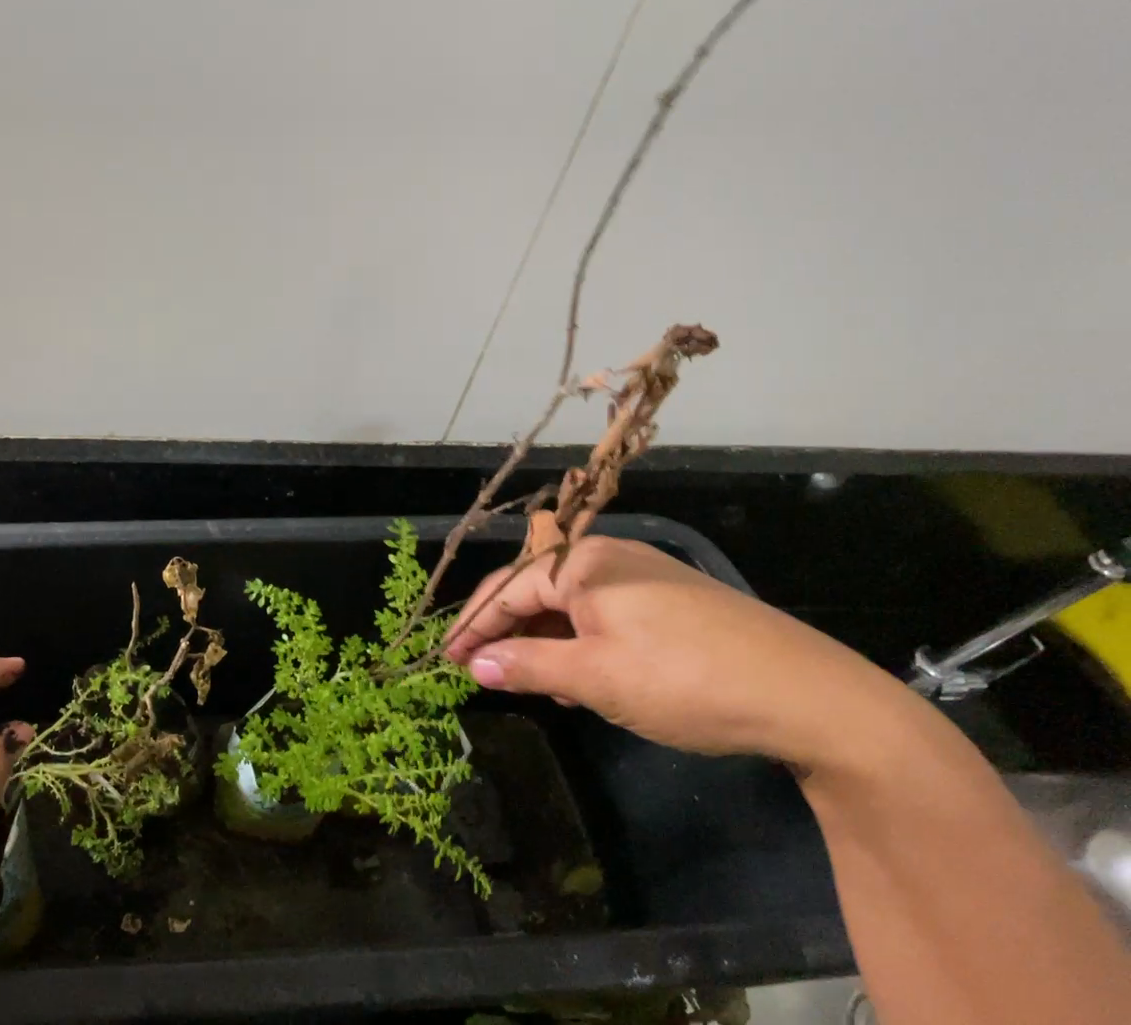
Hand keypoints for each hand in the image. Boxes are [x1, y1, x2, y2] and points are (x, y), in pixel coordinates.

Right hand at [444, 536, 919, 769]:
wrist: (814, 700)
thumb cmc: (686, 681)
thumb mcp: (595, 678)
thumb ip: (527, 665)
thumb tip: (476, 665)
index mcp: (587, 563)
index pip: (507, 588)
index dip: (472, 627)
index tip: (445, 662)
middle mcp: (613, 558)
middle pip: (536, 588)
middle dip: (506, 629)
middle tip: (482, 671)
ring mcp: (648, 579)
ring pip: (570, 604)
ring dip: (543, 640)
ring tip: (534, 684)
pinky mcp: (675, 604)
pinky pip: (604, 615)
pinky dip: (580, 643)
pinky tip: (584, 679)